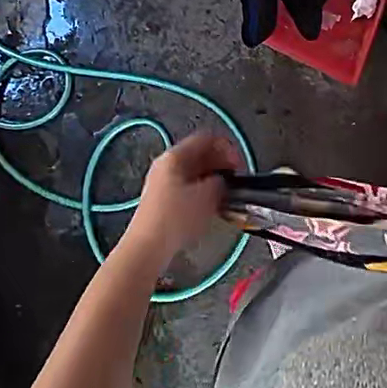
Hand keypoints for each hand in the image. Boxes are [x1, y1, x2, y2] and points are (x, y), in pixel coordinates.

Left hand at [120, 134, 240, 269]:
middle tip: (234, 178)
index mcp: (174, 156)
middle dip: (220, 164)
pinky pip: (186, 187)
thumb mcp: (208, 196)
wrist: (148, 248)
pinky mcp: (161, 200)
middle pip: (198, 154)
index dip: (227, 148)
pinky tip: (210, 205)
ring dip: (212, 178)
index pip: (206, 139)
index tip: (238, 164)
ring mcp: (161, 182)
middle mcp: (165, 165)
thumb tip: (223, 181)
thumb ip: (221, 181)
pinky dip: (201, 191)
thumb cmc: (174, 219)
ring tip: (225, 193)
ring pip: (193, 171)